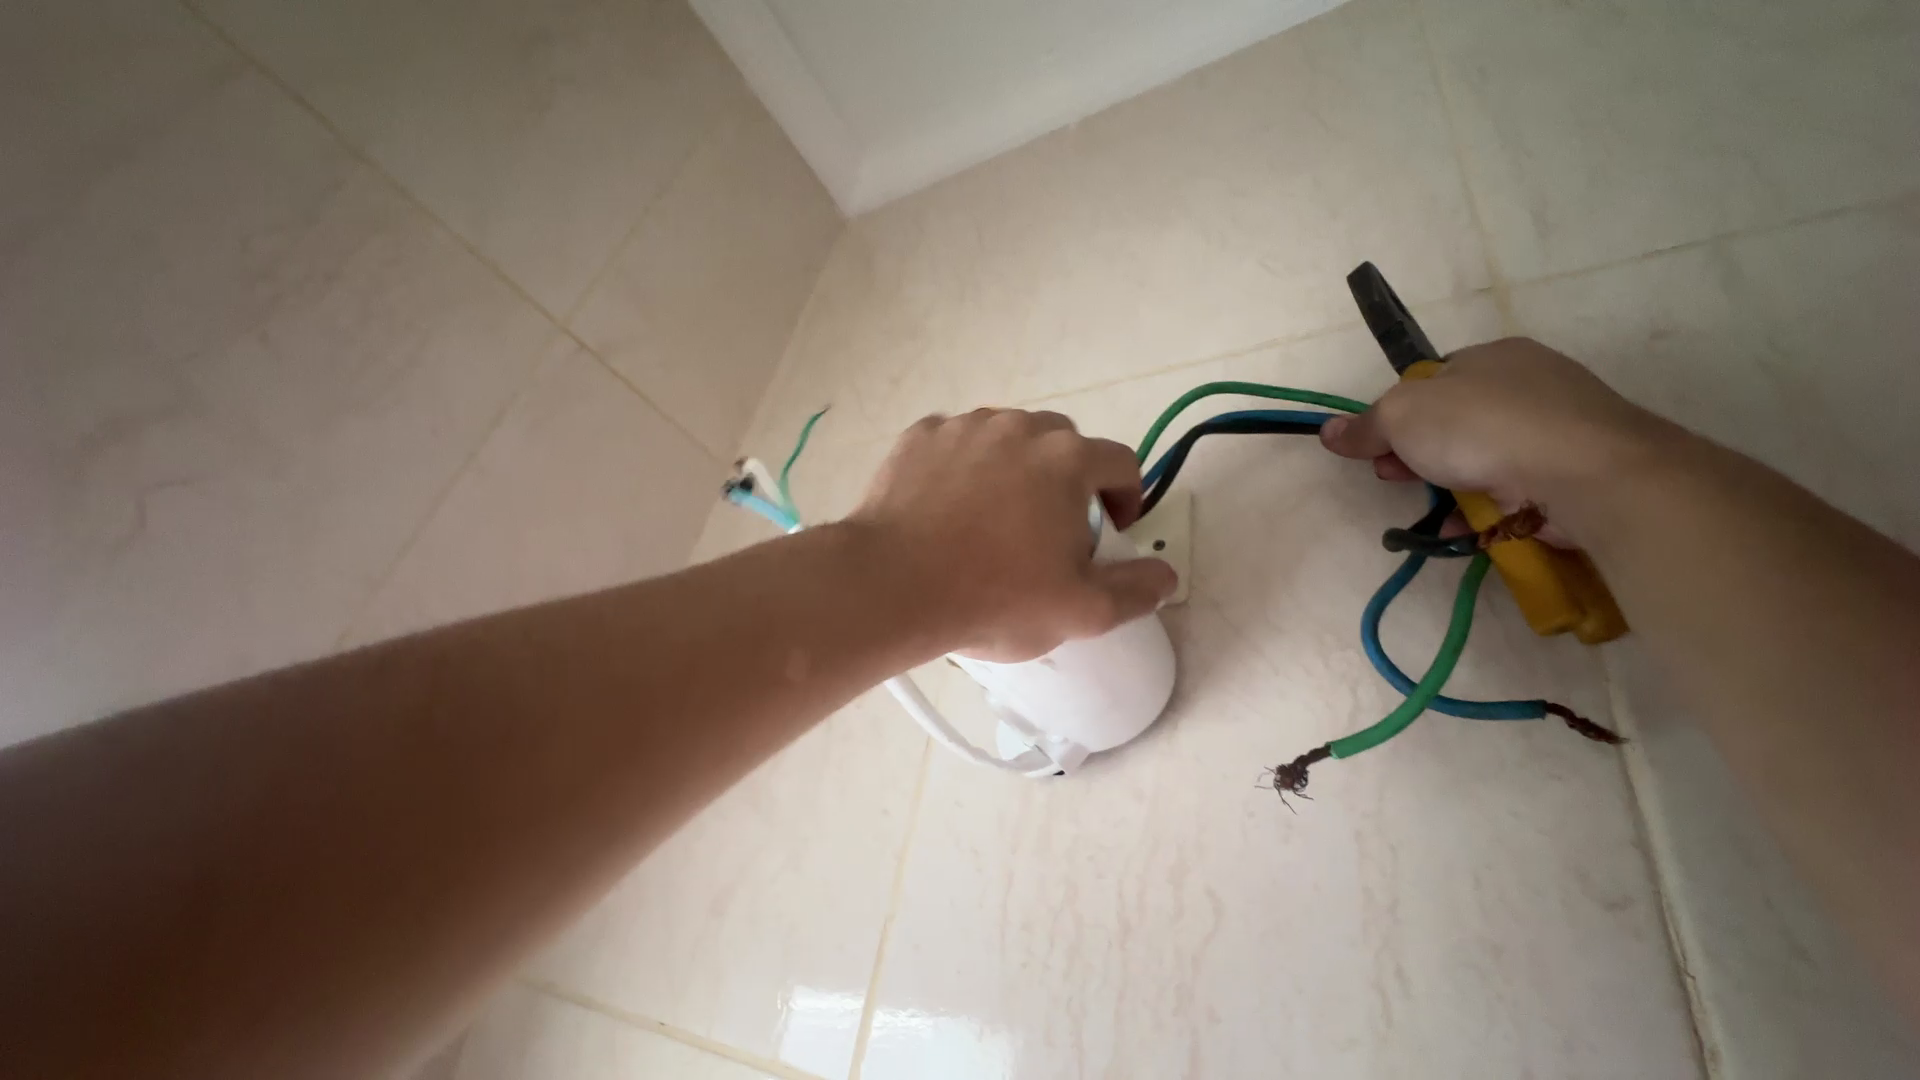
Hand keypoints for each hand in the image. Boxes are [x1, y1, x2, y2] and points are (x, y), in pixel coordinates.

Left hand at [848, 409, 1176, 661]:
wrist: (892, 586)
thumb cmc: (994, 598)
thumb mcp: (1081, 612)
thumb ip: (1136, 591)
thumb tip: (1166, 577)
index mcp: (1069, 459)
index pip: (1121, 464)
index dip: (1125, 499)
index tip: (1108, 533)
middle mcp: (1020, 426)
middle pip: (1065, 445)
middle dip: (1070, 482)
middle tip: (1051, 531)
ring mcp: (964, 426)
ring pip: (1008, 439)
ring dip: (1016, 470)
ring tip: (996, 519)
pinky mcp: (920, 437)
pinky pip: (958, 444)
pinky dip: (964, 467)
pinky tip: (950, 508)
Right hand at [1318, 337, 1670, 543]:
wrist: (1584, 473)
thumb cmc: (1483, 427)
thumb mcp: (1401, 416)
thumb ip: (1364, 425)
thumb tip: (1328, 431)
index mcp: (1493, 356)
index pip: (1433, 380)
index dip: (1398, 413)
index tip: (1376, 446)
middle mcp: (1529, 384)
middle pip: (1453, 421)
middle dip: (1415, 452)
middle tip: (1392, 475)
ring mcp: (1556, 429)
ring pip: (1482, 457)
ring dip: (1447, 483)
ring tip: (1429, 508)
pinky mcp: (1573, 472)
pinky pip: (1514, 488)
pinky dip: (1484, 507)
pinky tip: (1462, 526)